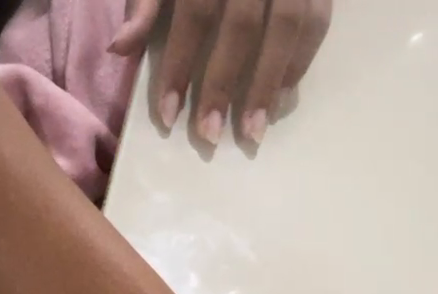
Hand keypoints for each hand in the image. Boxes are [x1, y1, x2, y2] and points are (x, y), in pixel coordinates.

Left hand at [110, 0, 333, 145]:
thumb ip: (146, 2)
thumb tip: (118, 48)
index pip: (195, 13)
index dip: (179, 65)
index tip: (168, 117)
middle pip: (242, 25)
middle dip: (224, 84)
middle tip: (211, 136)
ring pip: (288, 23)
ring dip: (270, 82)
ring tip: (254, 131)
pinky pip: (319, 18)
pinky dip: (301, 60)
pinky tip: (283, 97)